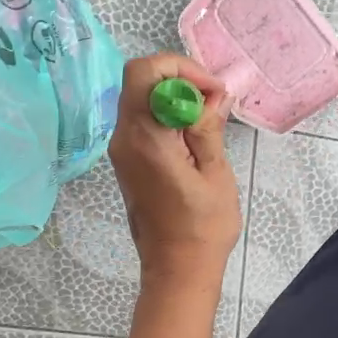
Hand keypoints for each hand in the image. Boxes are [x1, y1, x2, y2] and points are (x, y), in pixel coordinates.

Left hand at [107, 54, 239, 281]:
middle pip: (140, 80)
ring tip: (210, 121)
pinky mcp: (128, 160)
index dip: (182, 69)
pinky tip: (194, 138)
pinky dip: (168, 117)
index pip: (147, 73)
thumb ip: (208, 129)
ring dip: (175, 98)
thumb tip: (212, 95)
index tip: (214, 91)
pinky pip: (143, 122)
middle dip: (179, 79)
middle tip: (214, 101)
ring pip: (141, 99)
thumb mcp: (215, 175)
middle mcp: (124, 137)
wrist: (177, 268)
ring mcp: (122, 149)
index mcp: (146, 138)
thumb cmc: (203, 228)